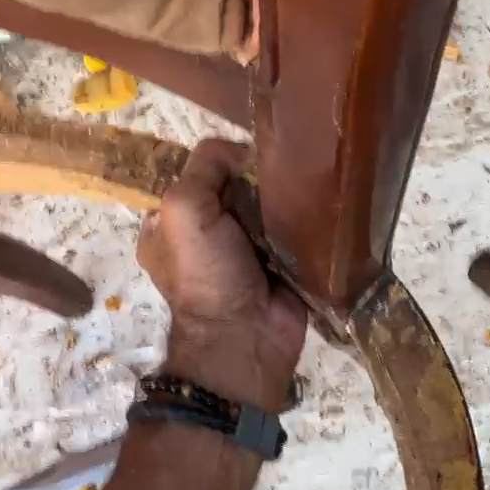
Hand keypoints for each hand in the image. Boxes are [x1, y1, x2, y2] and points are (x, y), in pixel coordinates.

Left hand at [139, 138, 307, 412]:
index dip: (220, 162)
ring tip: (306, 179)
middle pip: (235, 187)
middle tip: (283, 169)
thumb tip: (242, 150)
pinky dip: (303, 217)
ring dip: (284, 195)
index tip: (245, 156)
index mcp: (170, 225)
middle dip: (256, 178)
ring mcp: (244, 251)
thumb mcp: (184, 209)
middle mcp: (205, 236)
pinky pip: (291, 228)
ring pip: (266, 206)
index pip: (196, 176)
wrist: (246, 339)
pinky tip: (318, 200)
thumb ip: (204, 166)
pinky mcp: (280, 263)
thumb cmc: (206, 274)